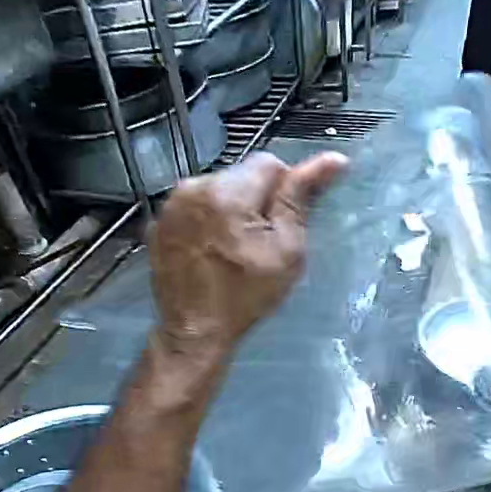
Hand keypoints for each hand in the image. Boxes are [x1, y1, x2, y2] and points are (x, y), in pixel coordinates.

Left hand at [148, 152, 348, 369]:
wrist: (194, 332)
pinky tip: (208, 253)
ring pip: (215, 191)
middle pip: (239, 176)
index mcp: (227, 190)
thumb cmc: (246, 295)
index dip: (282, 193)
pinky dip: (204, 223)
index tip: (279, 228)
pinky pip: (193, 209)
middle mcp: (192, 187)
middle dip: (253, 202)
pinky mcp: (157, 224)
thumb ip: (301, 198)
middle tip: (256, 244)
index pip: (269, 164)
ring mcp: (169, 206)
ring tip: (230, 250)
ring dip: (228, 211)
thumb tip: (333, 159)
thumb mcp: (286, 250)